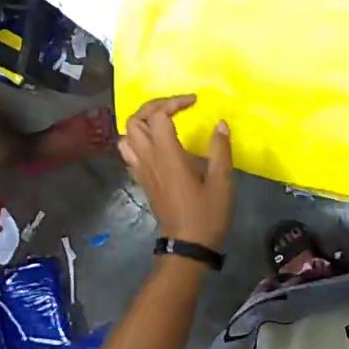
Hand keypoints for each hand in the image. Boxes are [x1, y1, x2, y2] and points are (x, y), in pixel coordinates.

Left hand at [119, 95, 233, 249]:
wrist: (186, 246)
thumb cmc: (206, 214)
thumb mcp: (222, 182)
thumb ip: (220, 150)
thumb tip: (220, 124)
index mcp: (167, 155)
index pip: (157, 116)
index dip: (173, 102)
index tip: (194, 102)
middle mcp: (149, 158)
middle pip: (134, 121)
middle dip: (153, 107)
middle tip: (176, 107)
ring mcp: (142, 170)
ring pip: (127, 136)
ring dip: (141, 123)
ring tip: (163, 122)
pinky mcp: (142, 180)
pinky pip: (129, 153)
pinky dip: (138, 140)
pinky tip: (157, 143)